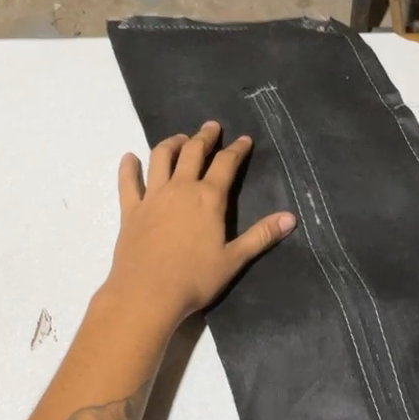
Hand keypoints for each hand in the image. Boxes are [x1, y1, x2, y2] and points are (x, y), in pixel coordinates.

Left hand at [101, 122, 295, 328]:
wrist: (148, 293)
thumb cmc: (195, 279)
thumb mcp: (234, 260)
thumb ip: (261, 236)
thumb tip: (290, 218)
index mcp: (208, 198)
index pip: (226, 164)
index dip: (237, 150)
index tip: (244, 140)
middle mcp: (180, 189)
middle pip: (193, 153)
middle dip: (205, 137)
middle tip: (212, 127)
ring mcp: (153, 196)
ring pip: (161, 158)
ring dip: (171, 143)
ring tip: (180, 139)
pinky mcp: (131, 210)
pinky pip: (128, 182)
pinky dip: (128, 167)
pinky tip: (129, 158)